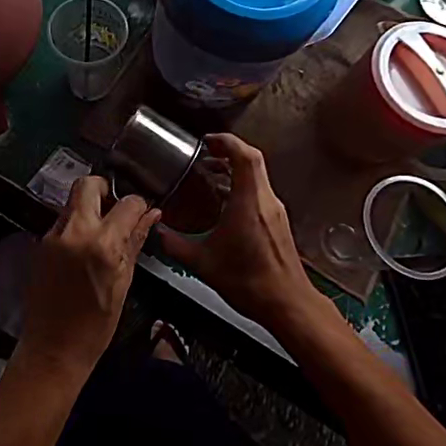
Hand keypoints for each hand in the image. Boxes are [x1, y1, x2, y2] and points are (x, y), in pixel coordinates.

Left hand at [19, 176, 159, 376]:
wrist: (53, 350)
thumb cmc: (94, 325)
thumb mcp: (124, 281)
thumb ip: (135, 241)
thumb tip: (151, 215)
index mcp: (102, 243)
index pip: (128, 202)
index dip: (139, 205)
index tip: (142, 213)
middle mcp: (75, 232)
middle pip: (88, 184)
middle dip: (105, 189)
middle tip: (116, 207)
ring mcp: (53, 237)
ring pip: (73, 202)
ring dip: (89, 208)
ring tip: (102, 233)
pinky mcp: (40, 245)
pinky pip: (62, 222)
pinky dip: (76, 226)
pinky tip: (84, 249)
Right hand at [158, 134, 323, 329]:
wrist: (286, 304)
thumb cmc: (251, 283)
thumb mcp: (203, 263)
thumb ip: (176, 246)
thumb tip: (159, 235)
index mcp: (250, 202)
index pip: (245, 155)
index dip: (226, 141)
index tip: (208, 140)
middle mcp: (266, 201)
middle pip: (253, 161)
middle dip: (229, 152)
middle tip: (207, 153)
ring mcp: (275, 212)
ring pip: (257, 176)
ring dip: (236, 169)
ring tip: (212, 173)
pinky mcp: (277, 223)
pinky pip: (260, 192)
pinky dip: (242, 186)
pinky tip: (224, 201)